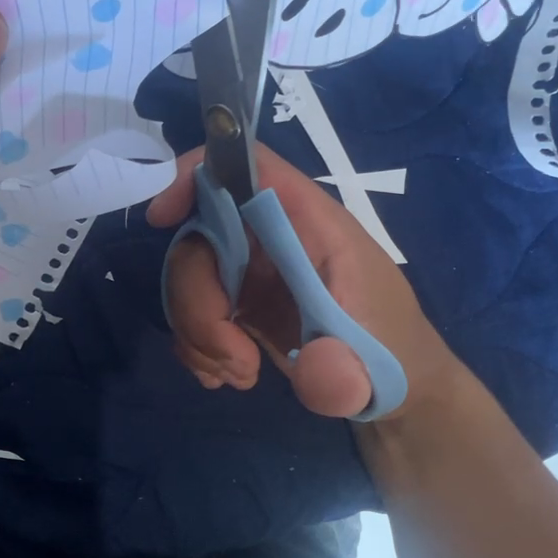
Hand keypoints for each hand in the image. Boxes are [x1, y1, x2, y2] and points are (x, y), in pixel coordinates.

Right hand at [147, 145, 462, 418]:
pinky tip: (225, 374)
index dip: (195, 176)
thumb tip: (315, 374)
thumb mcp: (381, 367)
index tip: (161, 218)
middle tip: (232, 357)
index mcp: (310, 226)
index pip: (248, 169)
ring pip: (186, 276)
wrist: (396, 389)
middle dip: (197, 303)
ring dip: (196, 332)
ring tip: (240, 373)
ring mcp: (249, 268)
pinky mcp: (234, 299)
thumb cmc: (396, 357)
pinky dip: (194, 344)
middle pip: (198, 237)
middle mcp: (271, 237)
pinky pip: (188, 307)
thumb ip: (346, 370)